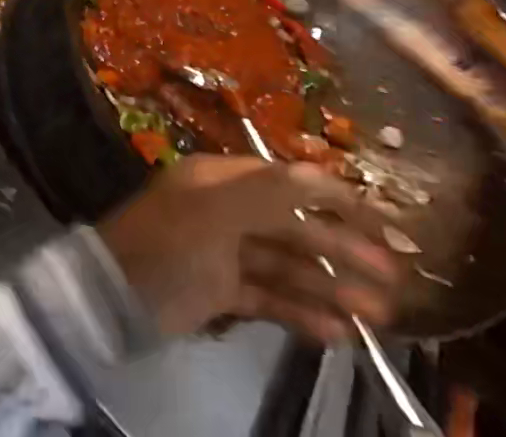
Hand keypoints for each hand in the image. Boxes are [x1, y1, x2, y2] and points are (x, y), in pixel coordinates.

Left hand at [97, 155, 397, 339]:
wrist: (112, 298)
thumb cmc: (165, 246)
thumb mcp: (212, 213)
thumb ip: (267, 193)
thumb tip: (321, 171)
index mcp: (218, 180)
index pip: (285, 181)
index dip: (334, 198)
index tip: (383, 221)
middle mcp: (223, 209)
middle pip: (291, 225)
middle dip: (339, 248)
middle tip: (392, 277)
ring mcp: (221, 251)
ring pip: (285, 264)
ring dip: (329, 287)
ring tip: (377, 314)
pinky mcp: (219, 290)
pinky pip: (268, 296)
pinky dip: (300, 312)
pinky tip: (337, 333)